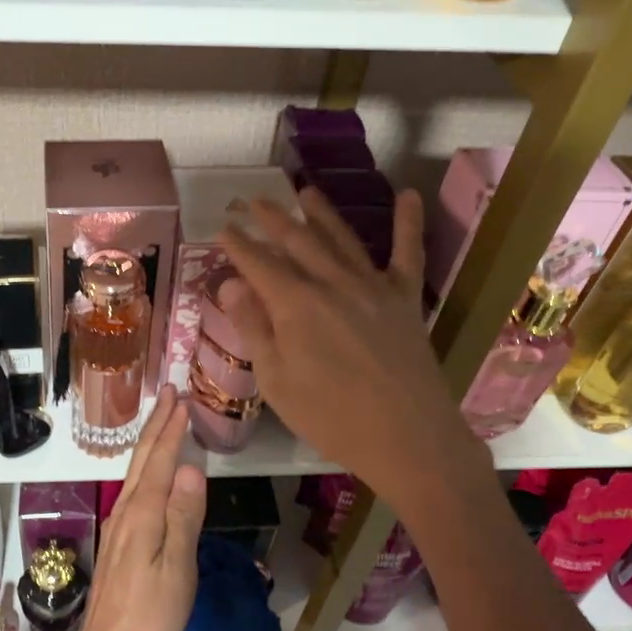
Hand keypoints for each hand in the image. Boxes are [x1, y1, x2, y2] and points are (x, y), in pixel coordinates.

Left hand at [69, 387, 205, 630]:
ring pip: (135, 471)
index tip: (182, 399)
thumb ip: (184, 517)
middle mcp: (126, 510)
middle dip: (156, 424)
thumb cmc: (150, 614)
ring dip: (150, 441)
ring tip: (163, 420)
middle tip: (169, 393)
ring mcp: (118, 523)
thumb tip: (191, 468)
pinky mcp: (118, 538)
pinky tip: (152, 469)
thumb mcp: (177, 568)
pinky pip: (134, 486)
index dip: (171, 430)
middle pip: (142, 459)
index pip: (160, 461)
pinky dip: (146, 465)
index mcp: (143, 514)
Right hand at [218, 187, 490, 501]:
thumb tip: (230, 283)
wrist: (408, 438)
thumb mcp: (277, 381)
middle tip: (253, 200)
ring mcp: (373, 286)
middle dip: (272, 219)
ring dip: (321, 213)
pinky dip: (408, 222)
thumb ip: (253, 327)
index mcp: (296, 304)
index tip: (223, 226)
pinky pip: (408, 252)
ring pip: (341, 239)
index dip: (238, 244)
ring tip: (304, 192)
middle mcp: (332, 283)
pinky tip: (407, 195)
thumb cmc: (331, 418)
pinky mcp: (405, 298)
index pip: (258, 263)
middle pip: (297, 241)